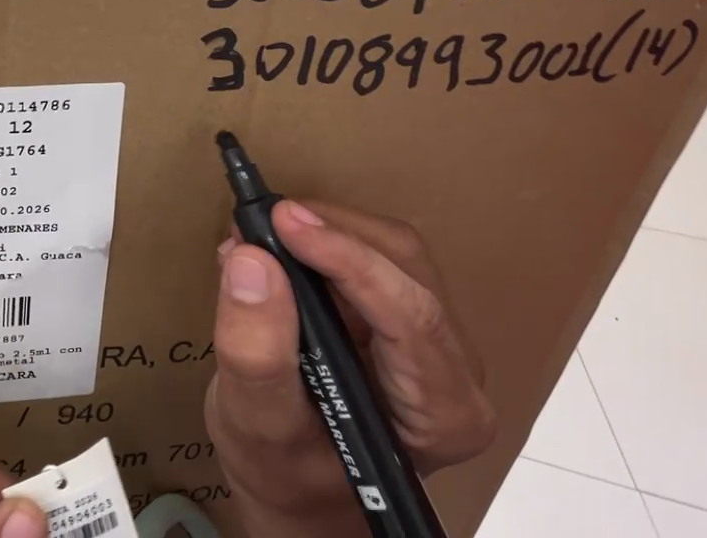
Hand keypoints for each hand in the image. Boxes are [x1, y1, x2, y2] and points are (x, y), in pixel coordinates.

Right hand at [206, 200, 495, 535]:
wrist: (296, 485)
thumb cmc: (282, 470)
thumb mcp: (256, 421)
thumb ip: (255, 351)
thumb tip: (251, 260)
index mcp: (442, 411)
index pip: (409, 314)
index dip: (346, 258)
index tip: (281, 220)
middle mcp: (455, 370)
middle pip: (405, 268)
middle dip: (330, 234)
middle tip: (255, 225)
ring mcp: (433, 340)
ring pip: (392, 251)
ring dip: (323, 230)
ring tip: (256, 237)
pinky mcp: (403, 318)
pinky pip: (373, 255)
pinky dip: (320, 241)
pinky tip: (276, 248)